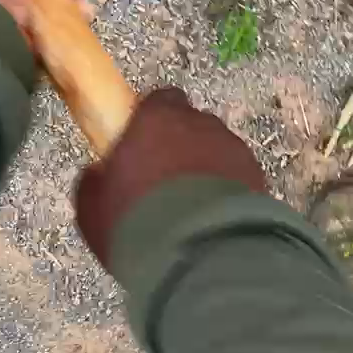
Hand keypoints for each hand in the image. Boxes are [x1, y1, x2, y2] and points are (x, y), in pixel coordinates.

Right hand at [74, 88, 266, 267]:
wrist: (201, 252)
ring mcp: (233, 146)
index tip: (143, 144)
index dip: (152, 120)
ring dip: (207, 165)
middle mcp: (200, 123)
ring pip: (218, 147)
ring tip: (194, 204)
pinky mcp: (257, 172)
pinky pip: (238, 171)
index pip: (159, 100)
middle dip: (181, 144)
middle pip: (192, 123)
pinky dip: (229, 185)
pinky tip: (216, 214)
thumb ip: (94, 182)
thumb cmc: (138, 225)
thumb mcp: (95, 211)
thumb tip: (96, 173)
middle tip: (167, 181)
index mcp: (156, 119)